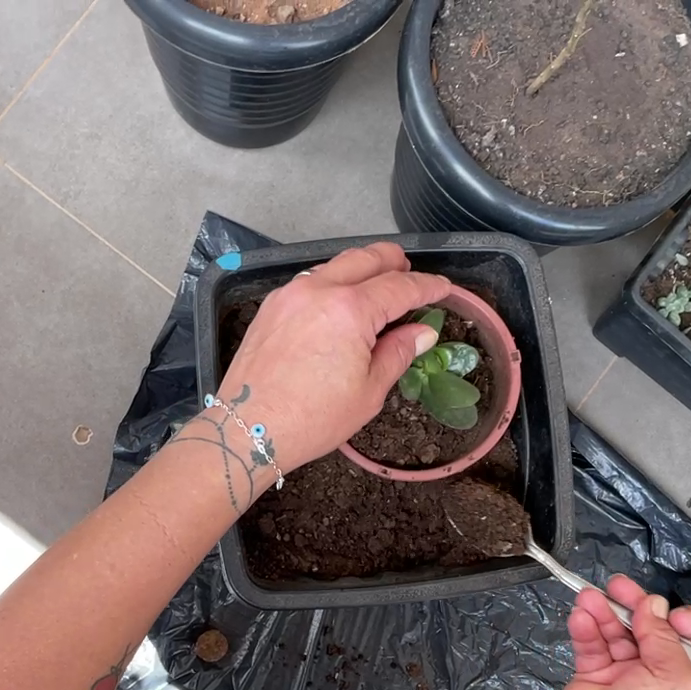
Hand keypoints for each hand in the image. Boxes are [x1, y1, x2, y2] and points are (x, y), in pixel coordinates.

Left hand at [216, 242, 451, 469]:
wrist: (248, 430)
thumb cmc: (310, 419)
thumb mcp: (368, 393)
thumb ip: (397, 354)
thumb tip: (422, 333)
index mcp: (350, 310)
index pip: (399, 287)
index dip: (426, 287)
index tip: (442, 288)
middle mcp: (318, 291)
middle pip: (365, 259)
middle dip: (393, 262)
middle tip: (409, 272)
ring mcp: (290, 296)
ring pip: (334, 266)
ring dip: (360, 268)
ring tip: (376, 284)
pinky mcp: (271, 308)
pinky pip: (309, 282)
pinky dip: (331, 282)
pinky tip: (338, 300)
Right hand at [553, 575, 690, 689]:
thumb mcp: (673, 680)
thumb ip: (664, 638)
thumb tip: (653, 605)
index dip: (686, 620)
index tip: (668, 614)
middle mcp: (666, 675)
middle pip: (654, 628)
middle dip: (636, 606)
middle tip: (617, 586)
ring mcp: (628, 675)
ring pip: (618, 633)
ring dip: (604, 613)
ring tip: (589, 598)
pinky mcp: (595, 677)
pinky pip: (593, 646)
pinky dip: (586, 630)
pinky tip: (580, 618)